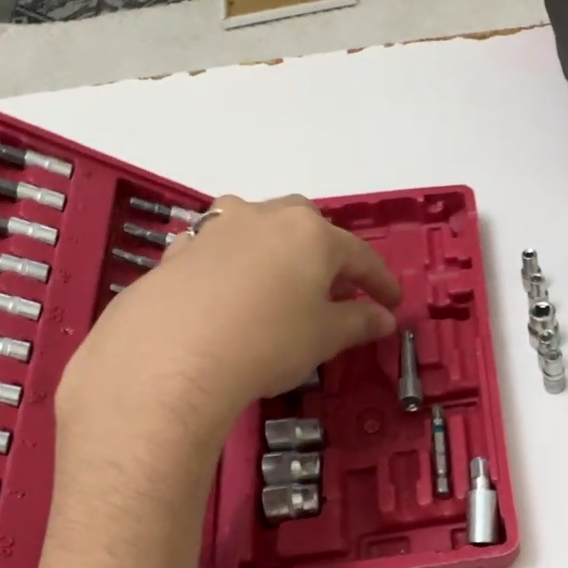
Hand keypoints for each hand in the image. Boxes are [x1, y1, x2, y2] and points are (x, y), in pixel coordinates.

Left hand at [57, 194, 401, 455]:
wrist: (175, 351)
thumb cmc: (270, 340)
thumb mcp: (326, 337)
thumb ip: (359, 322)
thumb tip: (382, 318)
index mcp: (312, 234)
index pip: (360, 255)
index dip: (381, 282)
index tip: (392, 303)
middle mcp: (265, 216)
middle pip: (309, 227)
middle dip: (328, 256)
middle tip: (337, 291)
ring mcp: (219, 226)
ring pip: (262, 230)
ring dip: (281, 254)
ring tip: (286, 290)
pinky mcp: (182, 247)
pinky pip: (224, 249)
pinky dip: (242, 266)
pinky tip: (240, 297)